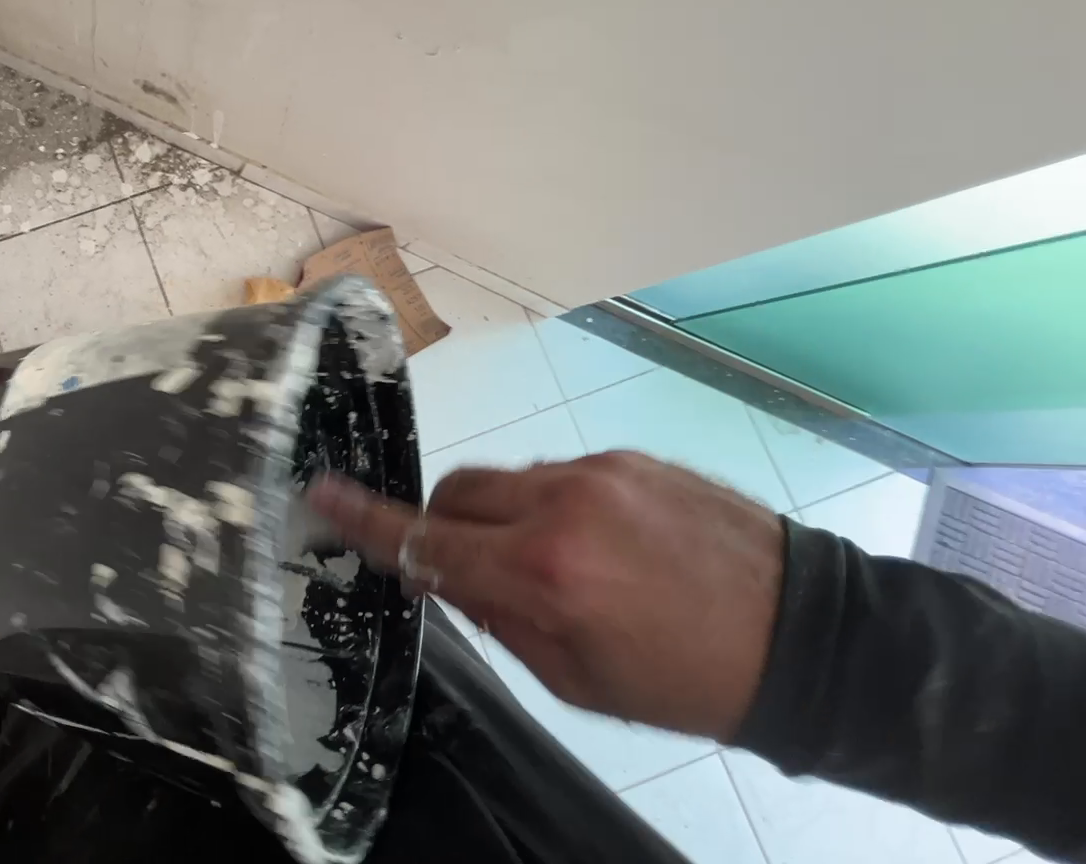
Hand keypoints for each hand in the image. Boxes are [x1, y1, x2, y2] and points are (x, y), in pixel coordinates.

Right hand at [309, 451, 784, 739]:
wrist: (814, 639)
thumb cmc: (684, 681)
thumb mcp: (574, 676)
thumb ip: (494, 614)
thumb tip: (445, 571)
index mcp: (544, 573)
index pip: (428, 540)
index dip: (368, 519)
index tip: (323, 492)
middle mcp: (561, 506)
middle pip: (455, 490)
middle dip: (445, 520)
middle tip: (471, 559)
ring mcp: (596, 471)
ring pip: (502, 479)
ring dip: (503, 515)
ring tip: (560, 558)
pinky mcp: (626, 456)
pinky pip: (555, 473)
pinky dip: (551, 504)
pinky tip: (602, 541)